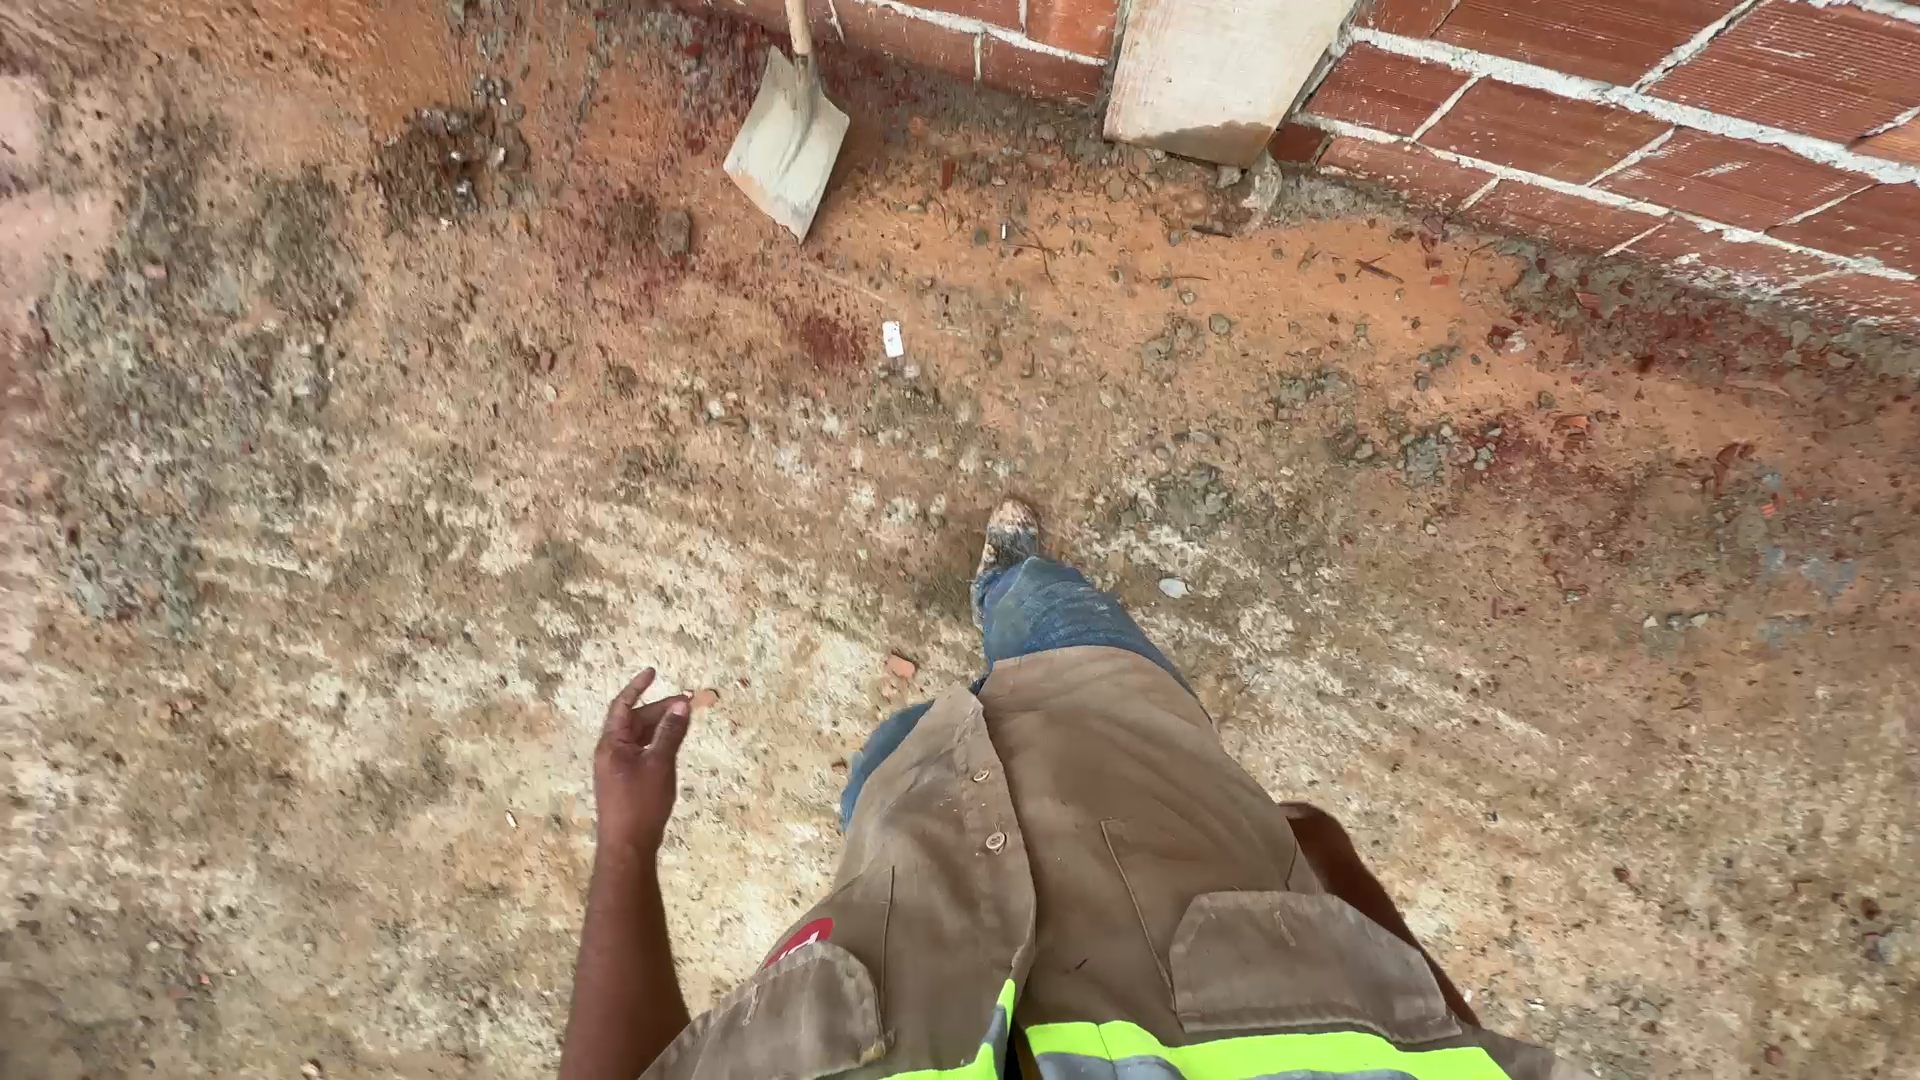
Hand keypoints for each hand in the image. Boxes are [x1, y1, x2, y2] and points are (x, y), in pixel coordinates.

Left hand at [593, 669, 691, 856]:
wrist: (627, 846)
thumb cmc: (640, 802)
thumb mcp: (659, 763)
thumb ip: (671, 732)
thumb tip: (682, 704)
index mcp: (611, 744)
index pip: (622, 706)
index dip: (637, 687)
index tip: (653, 672)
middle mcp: (611, 751)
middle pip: (635, 720)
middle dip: (660, 708)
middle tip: (688, 702)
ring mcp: (618, 766)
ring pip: (641, 735)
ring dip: (661, 724)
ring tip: (686, 718)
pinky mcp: (627, 779)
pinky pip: (643, 750)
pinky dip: (659, 741)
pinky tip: (675, 742)